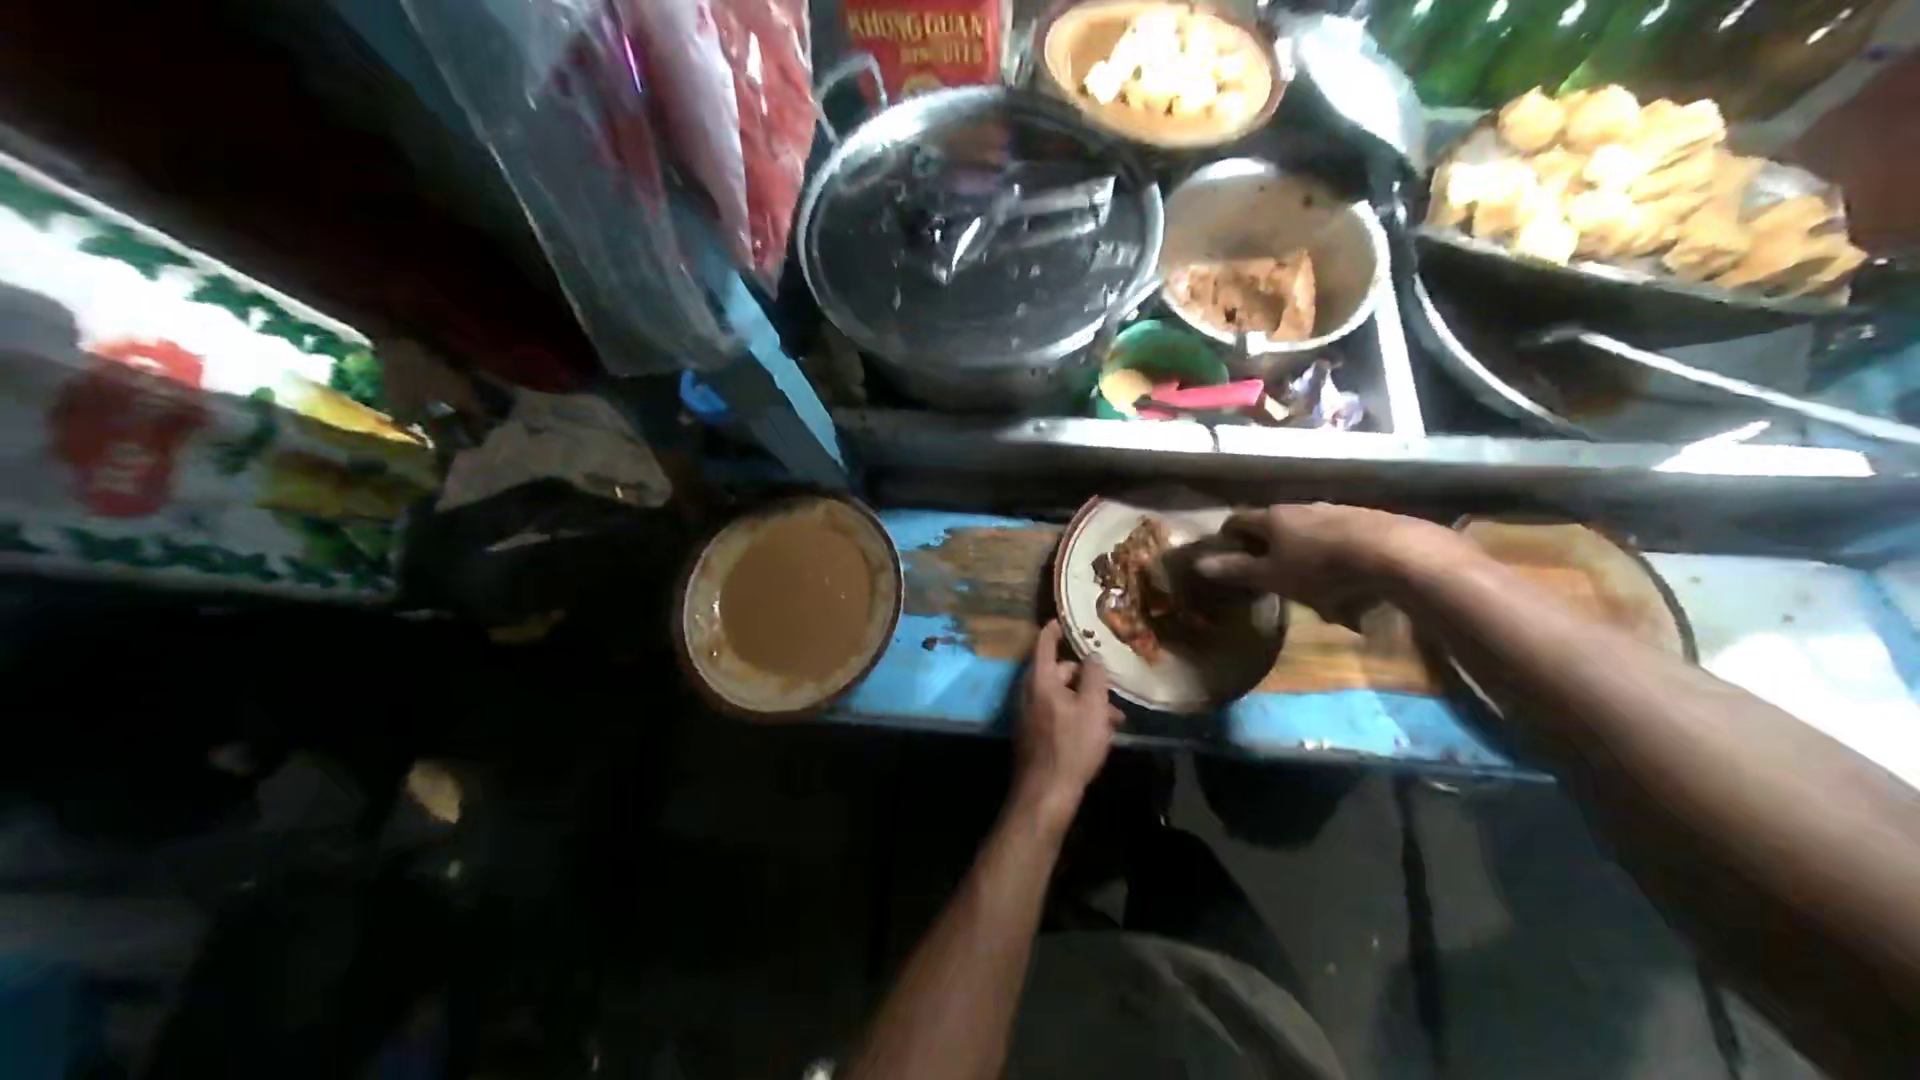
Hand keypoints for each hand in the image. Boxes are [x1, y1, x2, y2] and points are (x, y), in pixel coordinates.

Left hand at [1013, 620, 1122, 823]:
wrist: (1045, 793)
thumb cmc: (1071, 746)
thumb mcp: (1093, 708)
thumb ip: (1095, 677)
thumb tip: (1092, 655)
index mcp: (1040, 681)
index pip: (1044, 644)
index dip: (1054, 629)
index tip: (1063, 619)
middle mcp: (1029, 693)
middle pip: (1058, 672)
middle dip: (1086, 678)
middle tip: (1111, 691)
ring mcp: (1029, 714)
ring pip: (1061, 696)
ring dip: (1087, 701)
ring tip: (1114, 721)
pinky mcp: (1034, 734)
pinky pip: (1057, 713)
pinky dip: (1076, 716)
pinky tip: (1098, 734)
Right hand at [1193, 503, 1468, 627]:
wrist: (1392, 553)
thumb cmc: (1320, 568)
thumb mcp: (1273, 576)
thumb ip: (1238, 570)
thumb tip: (1199, 563)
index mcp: (1272, 518)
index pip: (1238, 520)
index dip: (1227, 534)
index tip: (1223, 549)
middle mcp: (1300, 507)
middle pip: (1273, 522)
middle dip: (1266, 543)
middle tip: (1263, 566)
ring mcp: (1334, 510)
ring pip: (1306, 527)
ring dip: (1299, 546)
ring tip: (1304, 572)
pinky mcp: (1365, 519)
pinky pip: (1336, 534)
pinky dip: (1328, 550)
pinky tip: (1339, 571)